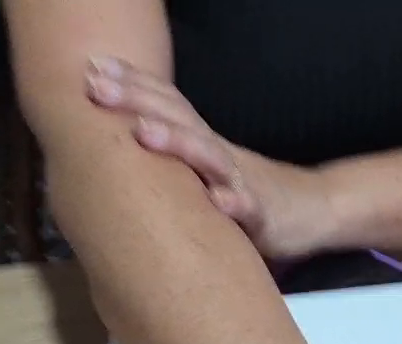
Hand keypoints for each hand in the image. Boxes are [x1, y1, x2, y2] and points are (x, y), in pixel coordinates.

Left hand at [86, 56, 336, 258]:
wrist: (312, 212)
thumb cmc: (252, 194)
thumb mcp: (209, 171)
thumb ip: (177, 161)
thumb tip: (125, 155)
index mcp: (204, 143)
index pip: (166, 104)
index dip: (131, 85)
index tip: (90, 69)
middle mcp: (219, 154)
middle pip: (178, 118)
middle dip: (137, 99)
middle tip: (96, 84)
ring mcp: (242, 182)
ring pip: (208, 158)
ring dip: (176, 142)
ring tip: (141, 132)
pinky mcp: (263, 216)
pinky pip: (247, 210)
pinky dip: (232, 205)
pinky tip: (215, 202)